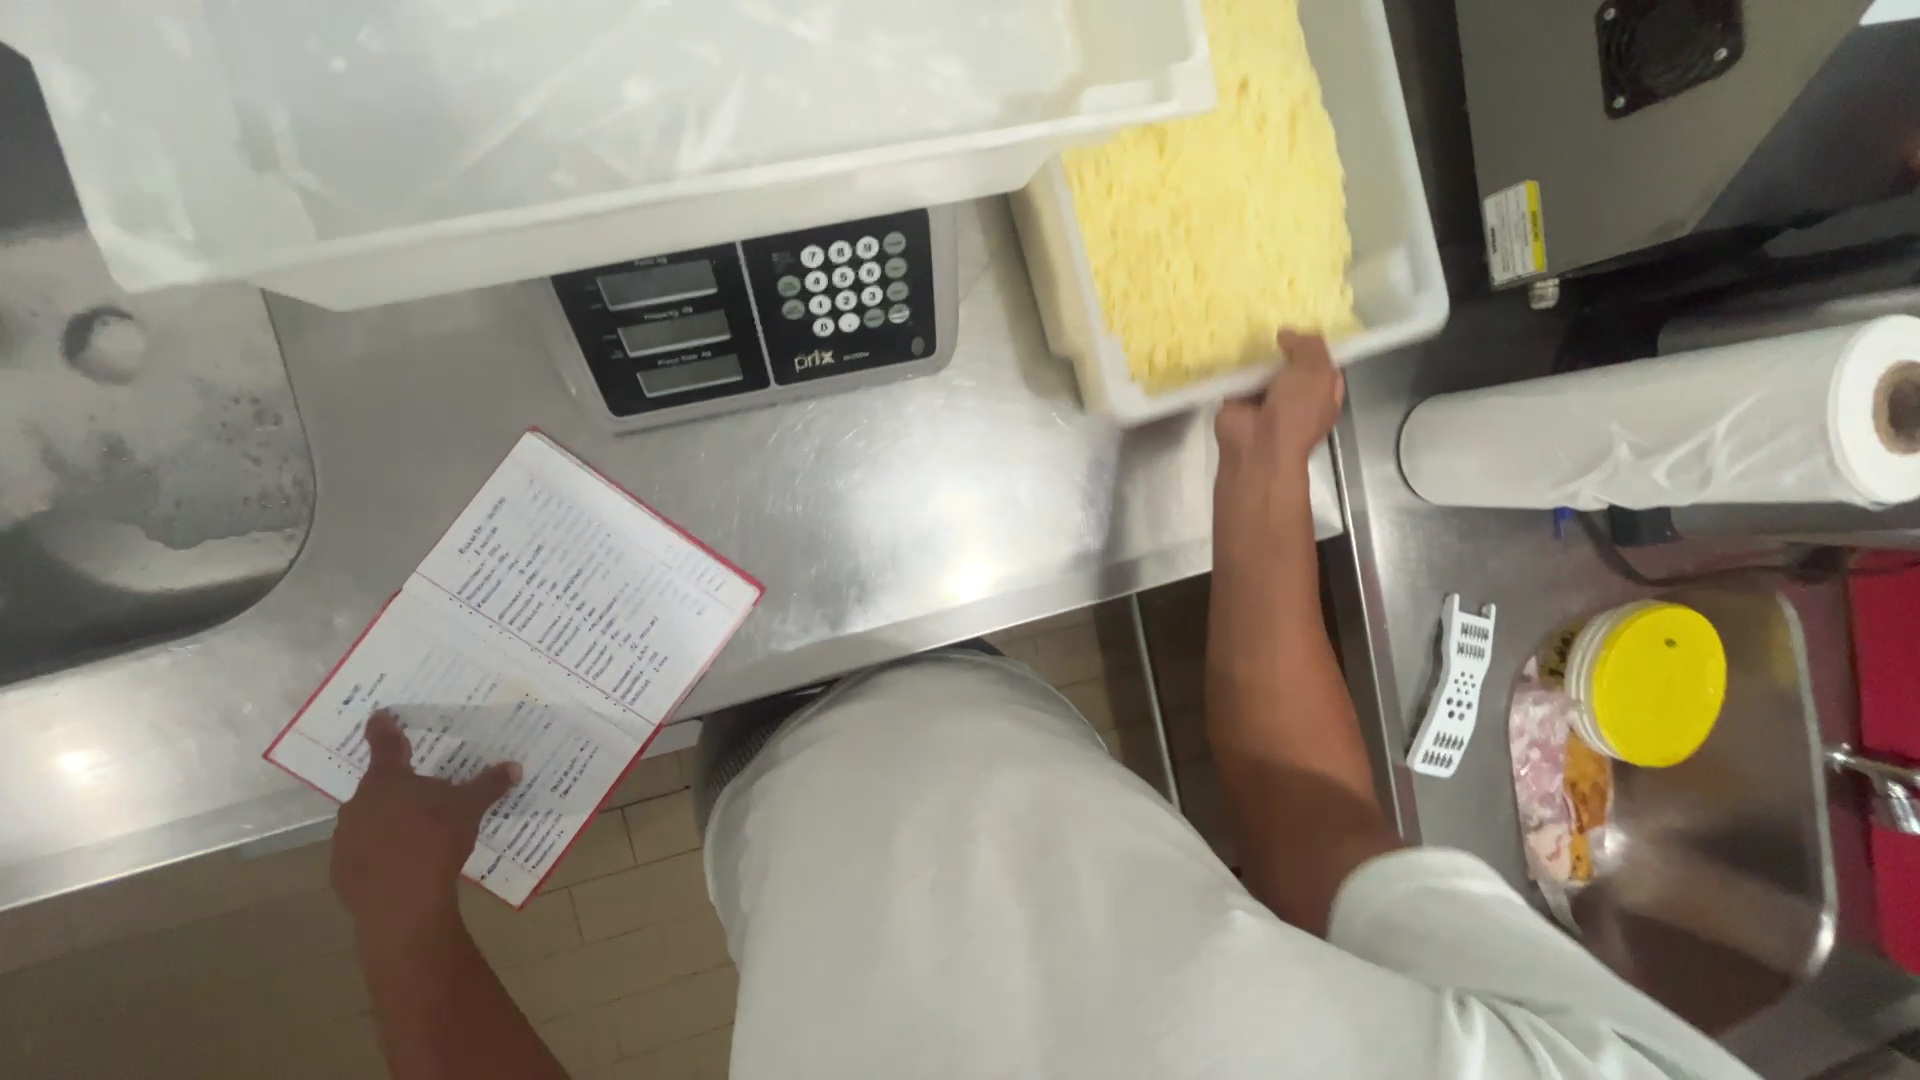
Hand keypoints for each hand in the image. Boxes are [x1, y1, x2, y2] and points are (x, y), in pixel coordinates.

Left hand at [331, 710, 520, 941]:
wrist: (402, 900)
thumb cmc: (435, 839)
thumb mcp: (470, 808)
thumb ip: (488, 785)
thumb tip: (513, 767)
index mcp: (388, 781)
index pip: (385, 746)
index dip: (383, 730)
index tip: (378, 716)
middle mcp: (360, 803)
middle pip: (379, 787)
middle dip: (398, 788)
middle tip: (423, 795)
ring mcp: (346, 837)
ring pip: (369, 820)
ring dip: (388, 821)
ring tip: (418, 833)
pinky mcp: (341, 869)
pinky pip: (363, 851)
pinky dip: (380, 851)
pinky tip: (404, 862)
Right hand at [1213, 331, 1343, 559]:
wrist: (1257, 446)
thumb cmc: (1296, 412)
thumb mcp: (1315, 371)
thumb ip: (1308, 346)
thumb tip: (1286, 334)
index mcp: (1323, 393)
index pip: (1324, 362)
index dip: (1316, 344)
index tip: (1305, 322)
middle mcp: (1297, 396)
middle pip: (1292, 362)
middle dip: (1284, 345)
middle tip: (1274, 320)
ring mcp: (1267, 399)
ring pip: (1264, 367)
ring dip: (1258, 353)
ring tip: (1252, 327)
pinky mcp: (1239, 401)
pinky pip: (1238, 376)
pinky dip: (1234, 365)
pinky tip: (1231, 347)